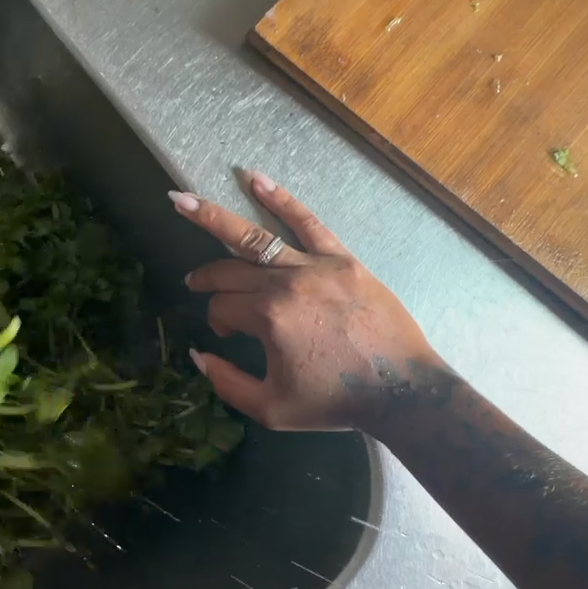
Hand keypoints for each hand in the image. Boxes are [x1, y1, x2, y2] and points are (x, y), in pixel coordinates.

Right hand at [169, 171, 446, 432]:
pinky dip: (280, 198)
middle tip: (195, 282)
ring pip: (255, 237)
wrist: (404, 393)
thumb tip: (197, 354)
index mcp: (267, 319)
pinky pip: (307, 222)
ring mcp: (314, 267)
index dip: (217, 321)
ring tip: (183, 201)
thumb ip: (226, 383)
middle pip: (229, 271)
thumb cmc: (336, 403)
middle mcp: (285, 285)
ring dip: (213, 216)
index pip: (222, 306)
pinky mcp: (341, 259)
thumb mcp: (272, 409)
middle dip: (207, 278)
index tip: (227, 336)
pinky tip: (255, 179)